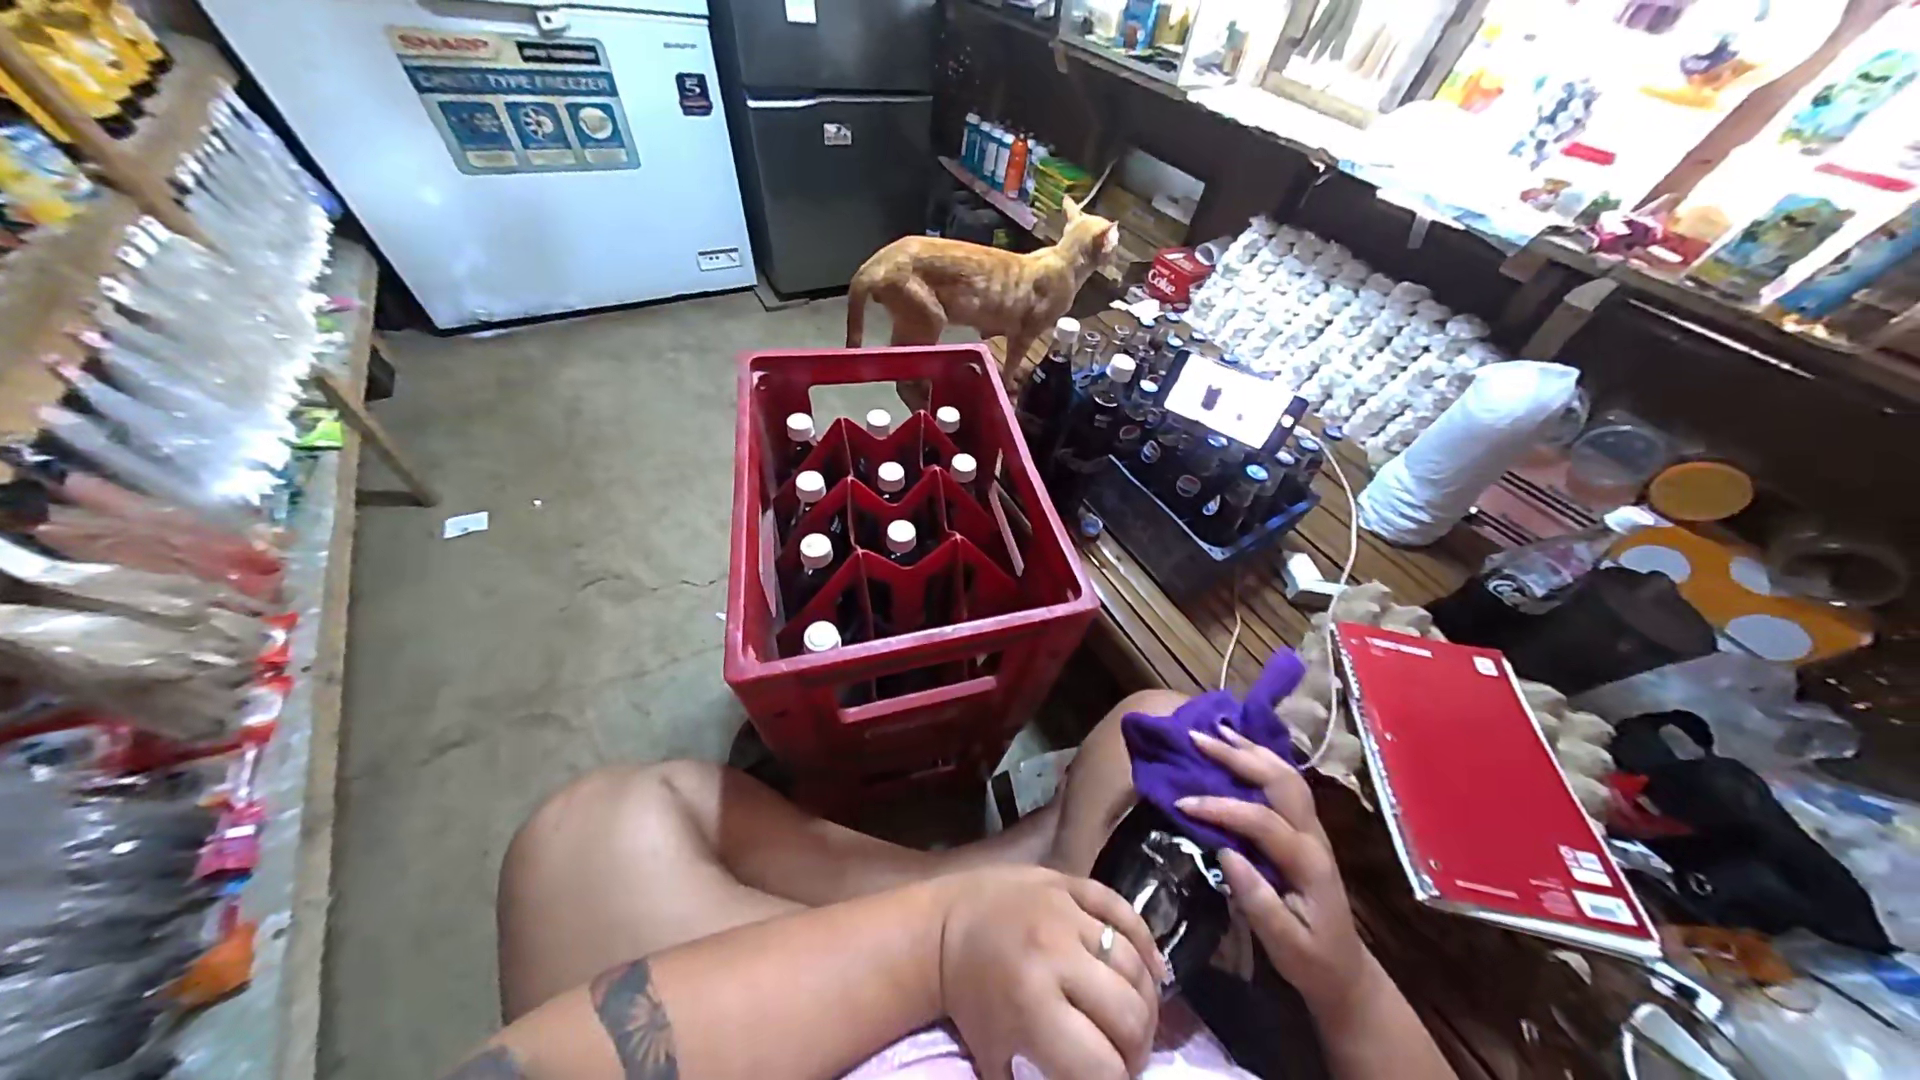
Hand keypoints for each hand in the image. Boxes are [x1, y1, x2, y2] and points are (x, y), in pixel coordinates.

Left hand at [935, 866, 1168, 1079]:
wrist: (944, 926)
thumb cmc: (971, 998)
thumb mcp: (997, 1058)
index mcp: (1031, 1004)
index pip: (1104, 1063)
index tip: (1111, 1079)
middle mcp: (1054, 953)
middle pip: (1130, 1014)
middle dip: (1136, 1047)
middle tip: (1125, 1053)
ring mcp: (1064, 910)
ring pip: (1134, 963)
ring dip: (1145, 1000)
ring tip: (1134, 1016)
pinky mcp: (1068, 881)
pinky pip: (1123, 910)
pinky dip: (1146, 943)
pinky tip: (1152, 971)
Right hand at [1176, 727, 1370, 1022]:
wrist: (1345, 971)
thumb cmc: (1311, 959)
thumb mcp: (1283, 944)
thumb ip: (1258, 901)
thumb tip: (1226, 853)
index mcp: (1308, 862)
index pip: (1262, 821)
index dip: (1221, 808)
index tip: (1182, 803)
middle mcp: (1314, 835)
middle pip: (1280, 781)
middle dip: (1237, 756)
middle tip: (1196, 738)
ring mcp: (1312, 828)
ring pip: (1286, 774)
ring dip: (1250, 749)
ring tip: (1217, 729)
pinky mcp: (1304, 827)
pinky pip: (1284, 781)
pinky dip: (1260, 758)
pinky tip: (1240, 747)